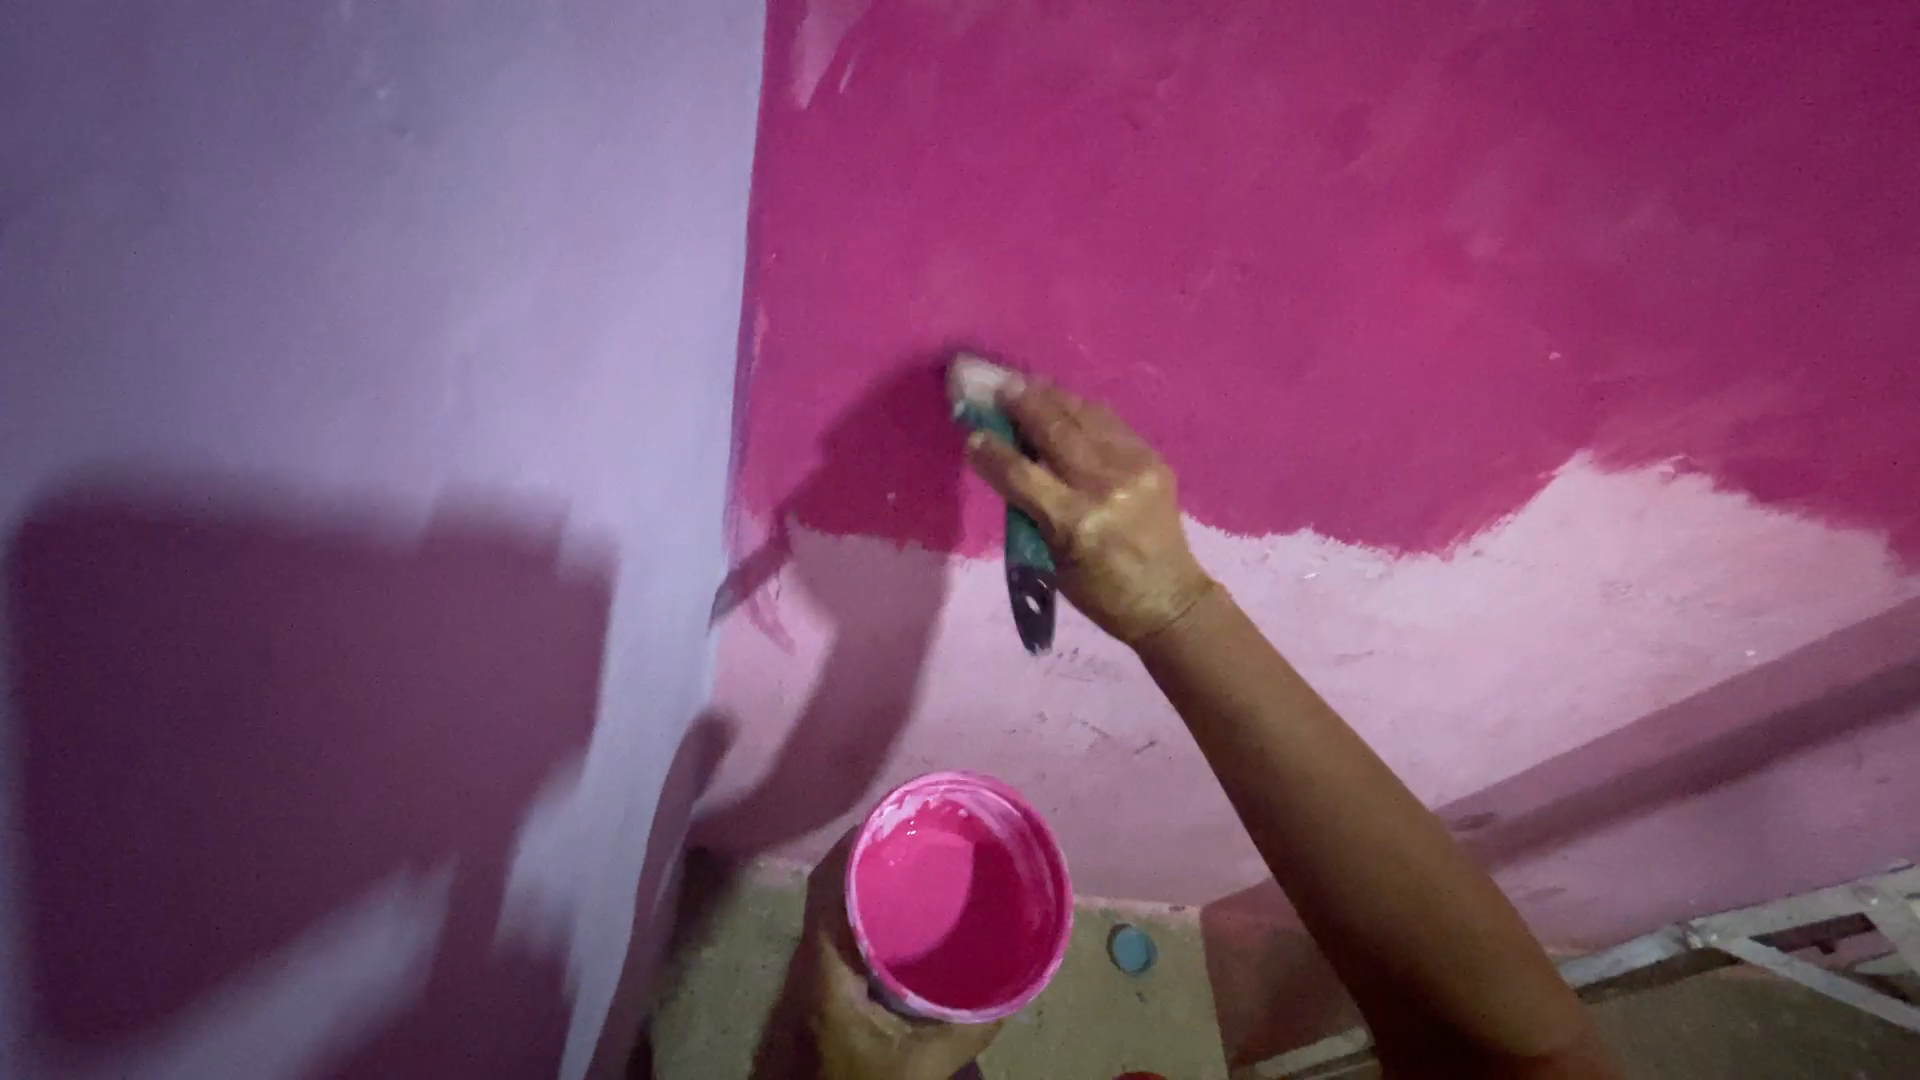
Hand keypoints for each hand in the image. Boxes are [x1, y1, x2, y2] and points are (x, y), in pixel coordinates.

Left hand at [803, 836, 1001, 1079]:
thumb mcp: (921, 1066)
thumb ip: (967, 1027)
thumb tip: (1014, 986)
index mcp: (826, 965)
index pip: (828, 885)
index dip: (855, 845)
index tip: (894, 821)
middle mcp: (810, 955)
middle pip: (829, 882)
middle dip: (866, 850)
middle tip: (914, 834)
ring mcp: (810, 965)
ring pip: (829, 900)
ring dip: (860, 872)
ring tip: (908, 855)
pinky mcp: (819, 977)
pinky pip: (834, 921)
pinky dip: (858, 899)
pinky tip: (893, 904)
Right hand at [965, 377, 1215, 644]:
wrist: (1168, 599)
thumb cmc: (1100, 592)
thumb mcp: (1052, 560)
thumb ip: (1031, 508)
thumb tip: (1008, 461)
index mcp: (1075, 522)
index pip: (1021, 474)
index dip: (992, 450)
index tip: (971, 432)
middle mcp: (1105, 485)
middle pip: (1055, 429)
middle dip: (1022, 402)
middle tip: (996, 384)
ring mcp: (1134, 466)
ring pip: (1084, 415)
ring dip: (1051, 397)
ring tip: (1026, 384)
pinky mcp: (1153, 458)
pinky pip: (1110, 423)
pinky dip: (1082, 411)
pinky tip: (1064, 404)